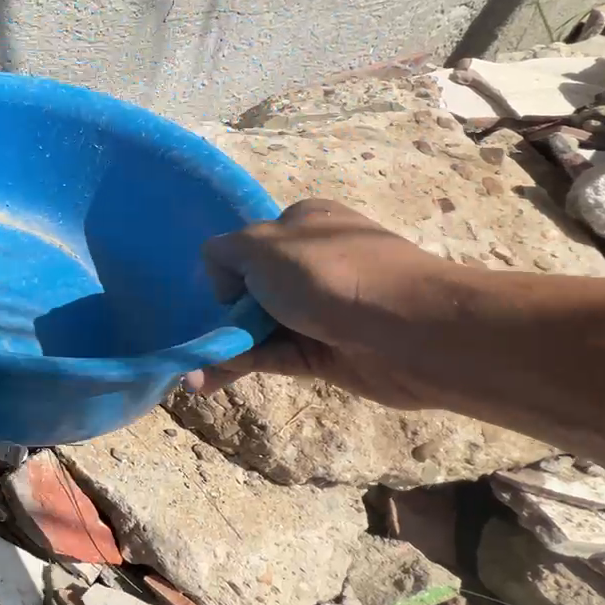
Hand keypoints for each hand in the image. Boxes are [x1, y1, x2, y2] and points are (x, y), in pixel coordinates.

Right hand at [184, 198, 467, 407]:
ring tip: (189, 367)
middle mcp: (312, 264)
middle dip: (222, 312)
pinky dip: (237, 367)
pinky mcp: (325, 352)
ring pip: (256, 327)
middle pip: (250, 287)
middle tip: (196, 332)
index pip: (249, 242)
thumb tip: (226, 288)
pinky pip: (270, 357)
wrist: (415, 332)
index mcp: (303, 224)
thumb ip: (221, 253)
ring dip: (221, 346)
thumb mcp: (258, 244)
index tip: (223, 285)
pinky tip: (201, 380)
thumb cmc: (331, 275)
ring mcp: (321, 310)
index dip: (229, 264)